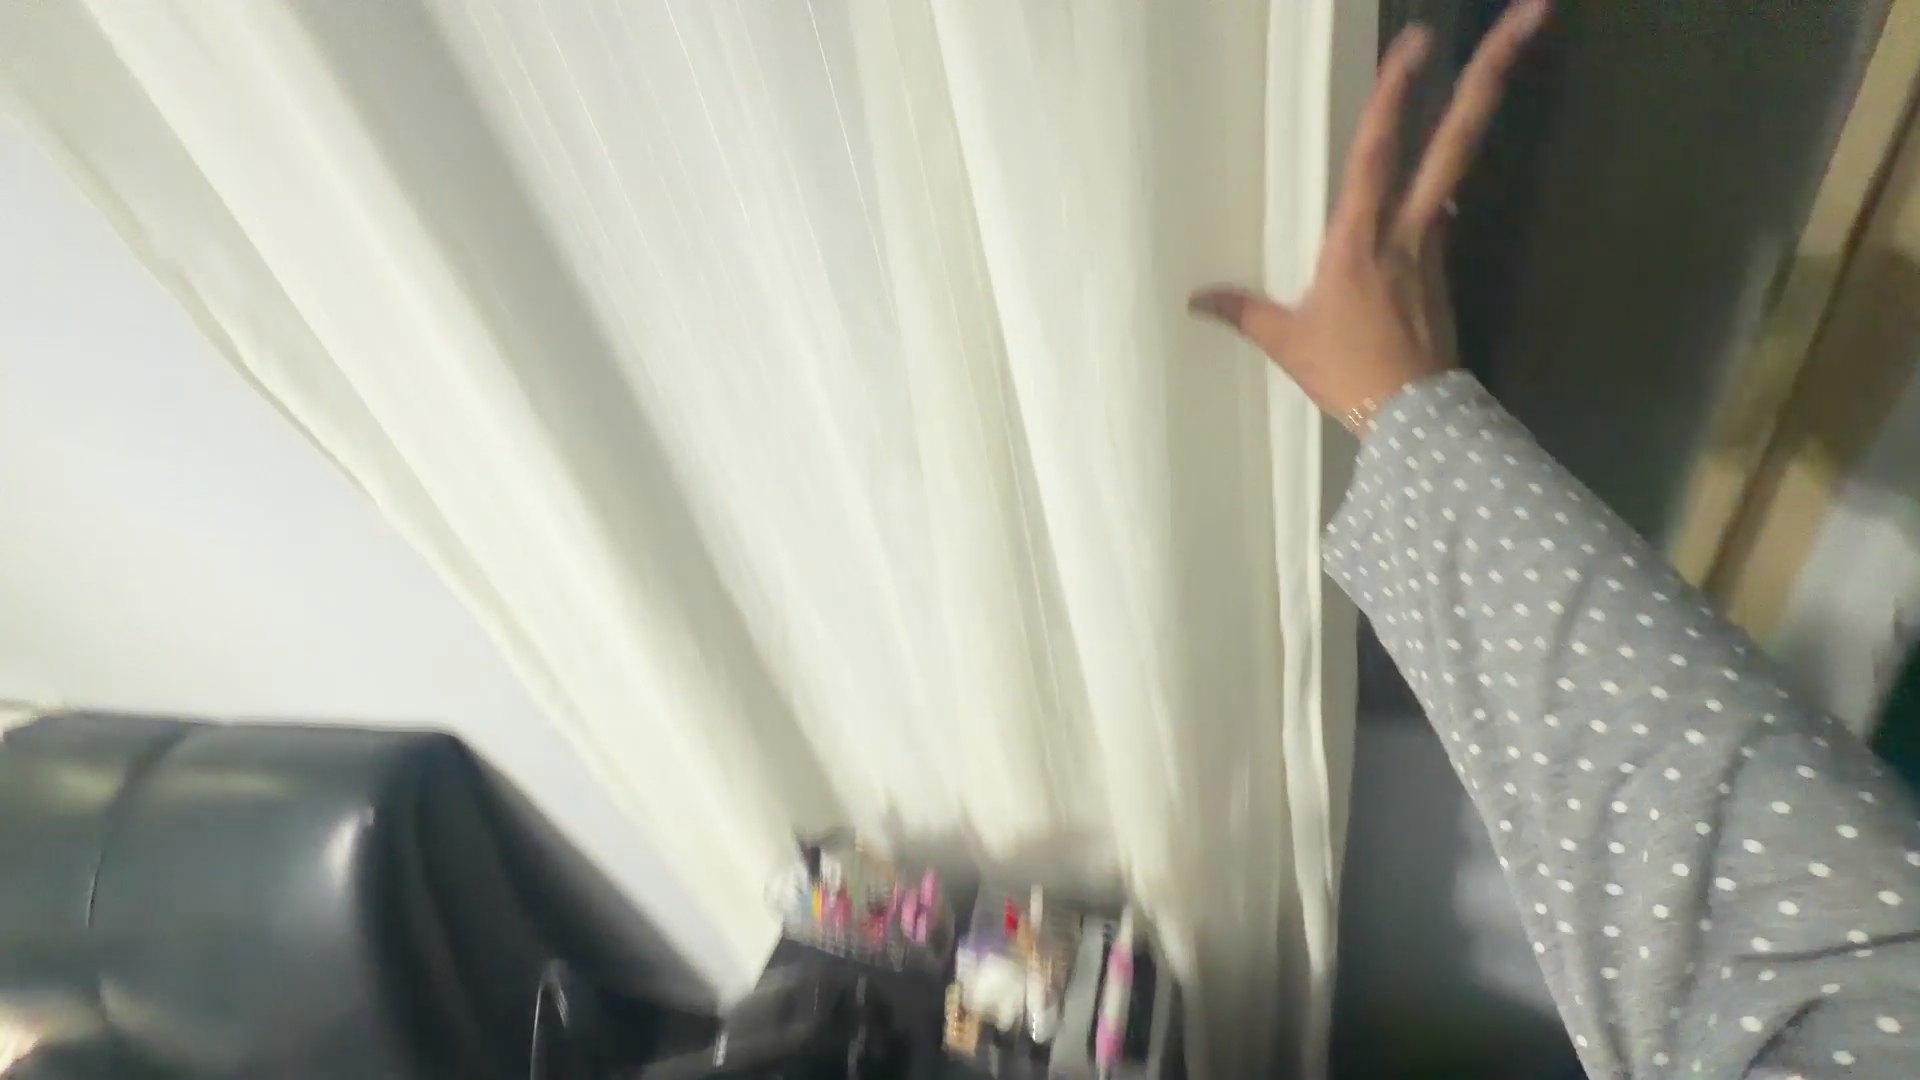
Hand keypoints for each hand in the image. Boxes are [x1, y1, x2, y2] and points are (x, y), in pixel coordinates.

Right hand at [1190, 0, 1549, 430]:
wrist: (1409, 411)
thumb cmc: (1344, 371)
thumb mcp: (1285, 341)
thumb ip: (1242, 312)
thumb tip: (1194, 300)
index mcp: (1358, 242)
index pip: (1375, 156)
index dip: (1393, 97)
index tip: (1414, 40)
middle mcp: (1408, 231)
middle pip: (1455, 142)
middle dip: (1490, 74)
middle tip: (1534, 10)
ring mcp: (1435, 248)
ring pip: (1453, 175)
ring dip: (1469, 124)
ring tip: (1487, 73)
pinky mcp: (1444, 272)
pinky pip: (1438, 220)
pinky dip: (1435, 196)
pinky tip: (1425, 199)